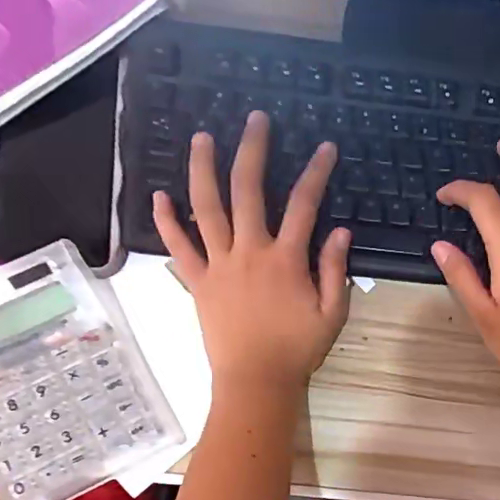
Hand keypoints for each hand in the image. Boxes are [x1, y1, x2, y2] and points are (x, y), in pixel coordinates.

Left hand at [153, 111, 351, 392]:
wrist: (256, 380)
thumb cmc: (297, 350)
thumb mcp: (332, 313)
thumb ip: (336, 270)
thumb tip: (341, 231)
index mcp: (286, 260)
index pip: (304, 205)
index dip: (315, 172)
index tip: (324, 147)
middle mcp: (249, 252)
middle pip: (248, 191)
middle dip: (253, 150)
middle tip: (255, 119)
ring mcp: (218, 265)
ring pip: (207, 208)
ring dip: (203, 169)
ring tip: (202, 137)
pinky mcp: (197, 282)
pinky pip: (178, 247)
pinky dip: (167, 222)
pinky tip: (159, 196)